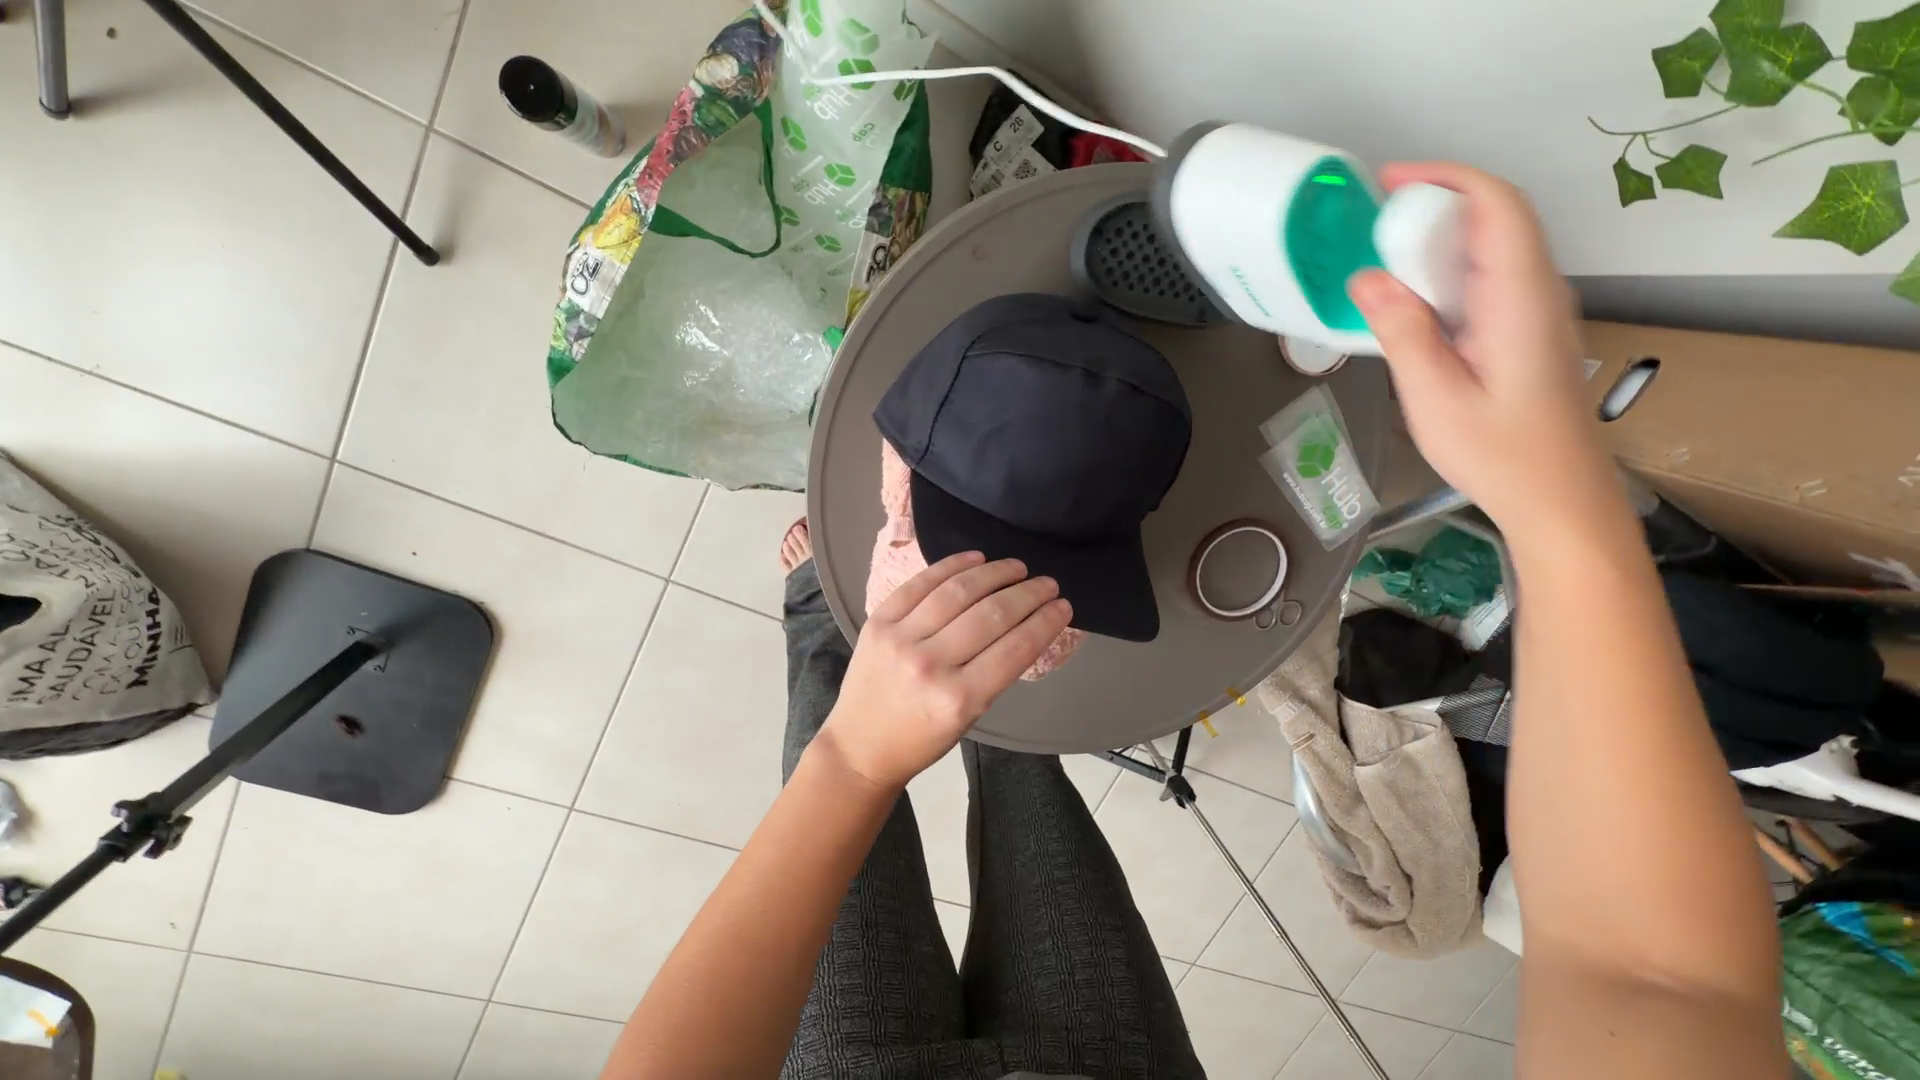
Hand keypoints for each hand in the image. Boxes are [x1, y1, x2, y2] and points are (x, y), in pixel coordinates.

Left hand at [814, 552, 1072, 790]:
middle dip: (1028, 595)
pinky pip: (920, 584)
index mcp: (959, 699)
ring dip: (995, 573)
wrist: (860, 747)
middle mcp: (930, 665)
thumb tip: (1027, 625)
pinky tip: (976, 559)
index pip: (1015, 649)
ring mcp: (901, 639)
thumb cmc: (922, 739)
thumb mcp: (969, 717)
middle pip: (991, 615)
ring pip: (957, 592)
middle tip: (1047, 583)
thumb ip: (995, 673)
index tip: (1063, 606)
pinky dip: (951, 566)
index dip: (1045, 622)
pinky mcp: (878, 622)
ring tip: (1017, 567)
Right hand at [1348, 163, 1626, 541]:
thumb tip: (1368, 278)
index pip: (1498, 206)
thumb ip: (1403, 332)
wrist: (1556, 496)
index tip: (1388, 183)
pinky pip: (1489, 277)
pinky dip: (1448, 269)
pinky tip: (1412, 297)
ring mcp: (1536, 310)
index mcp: (1520, 299)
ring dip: (1439, 237)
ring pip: (1493, 246)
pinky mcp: (1525, 330)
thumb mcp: (1436, 397)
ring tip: (1382, 254)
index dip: (1447, 178)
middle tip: (1372, 222)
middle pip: (1496, 217)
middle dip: (1435, 203)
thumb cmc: (1498, 452)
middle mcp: (1537, 292)